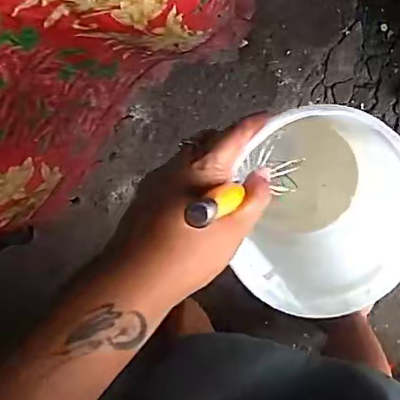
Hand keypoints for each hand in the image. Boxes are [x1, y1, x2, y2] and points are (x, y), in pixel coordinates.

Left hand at [99, 114, 274, 311]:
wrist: (131, 282)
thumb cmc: (188, 256)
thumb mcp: (234, 231)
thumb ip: (253, 199)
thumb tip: (261, 175)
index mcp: (202, 169)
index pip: (233, 136)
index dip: (253, 125)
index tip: (268, 118)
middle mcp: (176, 166)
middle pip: (207, 140)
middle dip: (231, 139)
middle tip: (252, 151)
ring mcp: (156, 180)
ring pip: (189, 156)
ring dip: (211, 157)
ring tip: (230, 177)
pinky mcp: (145, 197)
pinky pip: (177, 172)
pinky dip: (195, 174)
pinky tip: (202, 198)